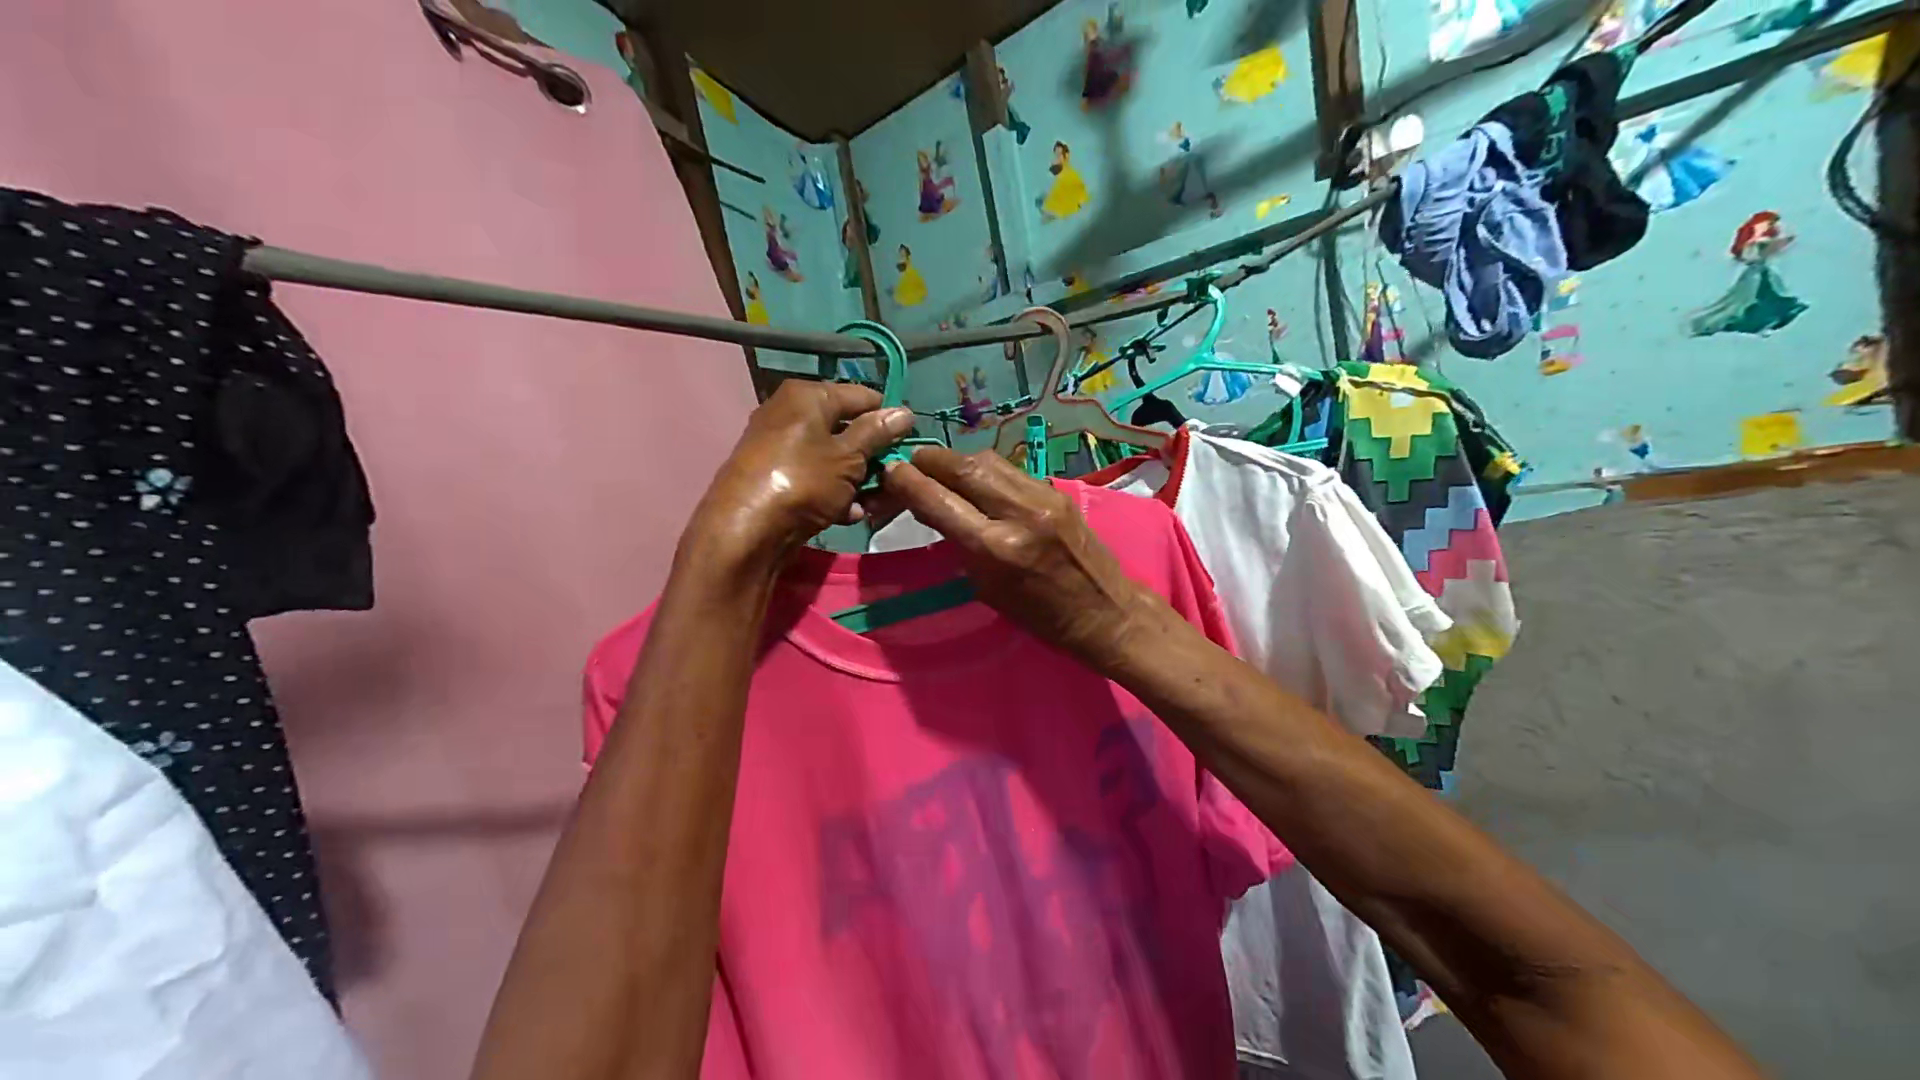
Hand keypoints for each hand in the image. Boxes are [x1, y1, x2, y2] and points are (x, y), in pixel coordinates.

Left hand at [687, 381, 912, 567]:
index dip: (889, 419)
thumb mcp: (848, 455)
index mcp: (808, 395)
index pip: (863, 396)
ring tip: (873, 505)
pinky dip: (834, 494)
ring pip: (835, 458)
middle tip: (894, 481)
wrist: (746, 530)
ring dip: (858, 482)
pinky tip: (848, 514)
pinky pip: (816, 477)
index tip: (910, 444)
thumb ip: (877, 433)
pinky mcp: (777, 476)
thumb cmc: (803, 481)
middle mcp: (791, 412)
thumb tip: (904, 412)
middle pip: (848, 429)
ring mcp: (781, 446)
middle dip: (874, 458)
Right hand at [877, 447, 1170, 670]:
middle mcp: (1019, 515)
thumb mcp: (987, 588)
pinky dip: (985, 470)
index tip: (890, 472)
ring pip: (988, 460)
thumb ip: (960, 545)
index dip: (908, 482)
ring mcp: (1043, 498)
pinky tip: (975, 479)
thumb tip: (934, 509)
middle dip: (930, 460)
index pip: (940, 502)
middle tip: (910, 463)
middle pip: (963, 467)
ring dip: (956, 460)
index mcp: (996, 549)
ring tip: (939, 469)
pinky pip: (1010, 470)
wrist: (1105, 612)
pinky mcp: (1057, 492)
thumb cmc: (1040, 616)